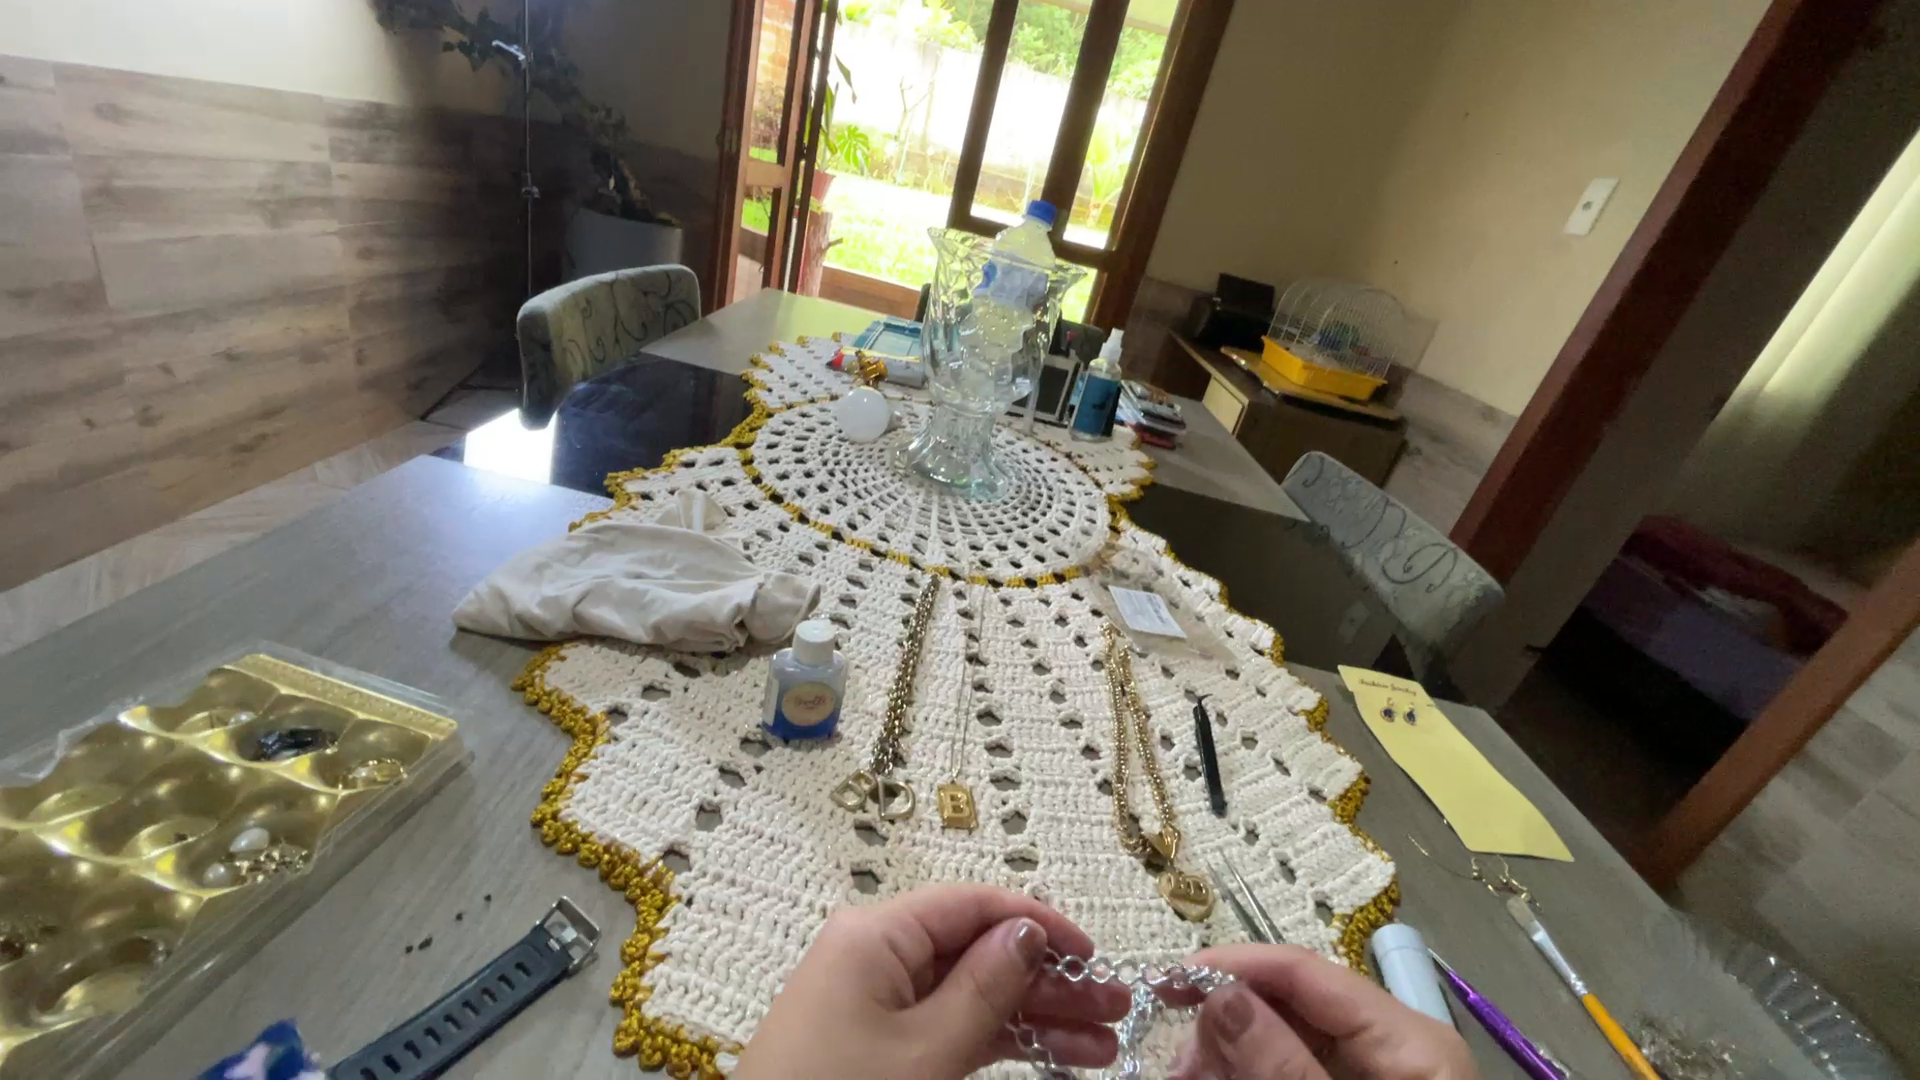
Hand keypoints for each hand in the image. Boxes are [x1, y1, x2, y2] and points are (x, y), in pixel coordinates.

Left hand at [733, 884, 1129, 1079]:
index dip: (1034, 920)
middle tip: (1116, 1004)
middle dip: (1046, 976)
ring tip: (1104, 1039)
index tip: (1091, 949)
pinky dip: (999, 1038)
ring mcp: (879, 1001)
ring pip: (971, 992)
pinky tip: (1057, 1053)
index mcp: (877, 934)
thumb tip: (1029, 930)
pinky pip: (950, 1025)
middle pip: (977, 949)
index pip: (969, 904)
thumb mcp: (924, 1051)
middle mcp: (878, 954)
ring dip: (1035, 1014)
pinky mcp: (880, 1042)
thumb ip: (984, 987)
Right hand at [1172, 944, 1475, 1079]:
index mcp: (1407, 1040)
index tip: (1167, 982)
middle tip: (1179, 1069)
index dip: (1230, 965)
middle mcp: (1391, 1044)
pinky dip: (1250, 1075)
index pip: (1302, 970)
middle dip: (1226, 1026)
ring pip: (1281, 1036)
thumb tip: (1220, 996)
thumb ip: (1282, 1070)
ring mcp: (1376, 1073)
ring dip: (1230, 1058)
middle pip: (1287, 1003)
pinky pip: (1290, 1068)